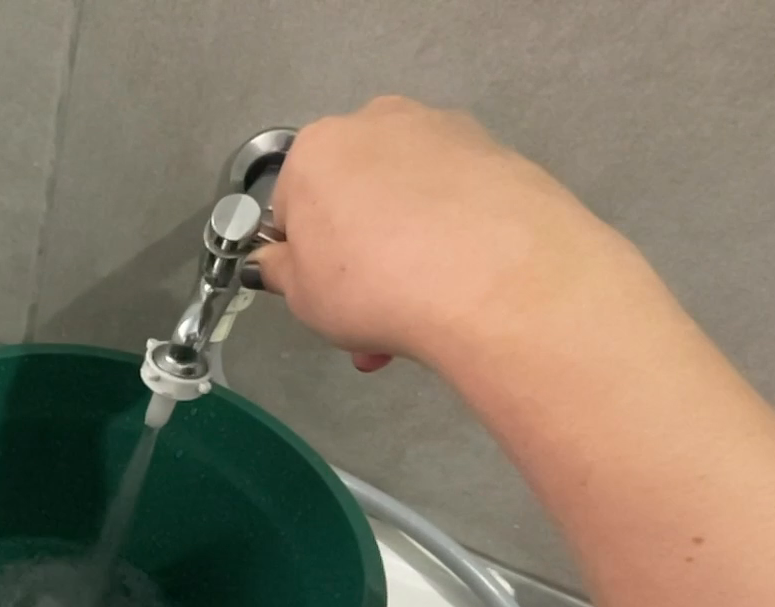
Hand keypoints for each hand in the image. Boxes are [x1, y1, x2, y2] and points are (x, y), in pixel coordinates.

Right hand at [253, 96, 644, 372]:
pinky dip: (444, 241)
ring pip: (402, 204)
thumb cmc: (371, 285)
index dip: (300, 255)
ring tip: (410, 315)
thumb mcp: (298, 295)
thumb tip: (275, 259)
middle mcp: (378, 122)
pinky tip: (451, 289)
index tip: (317, 288)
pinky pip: (451, 203)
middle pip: (350, 198)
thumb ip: (279, 270)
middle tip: (363, 311)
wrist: (493, 281)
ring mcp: (444, 131)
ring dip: (397, 255)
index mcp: (315, 151)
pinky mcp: (499, 152)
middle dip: (354, 255)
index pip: (289, 206)